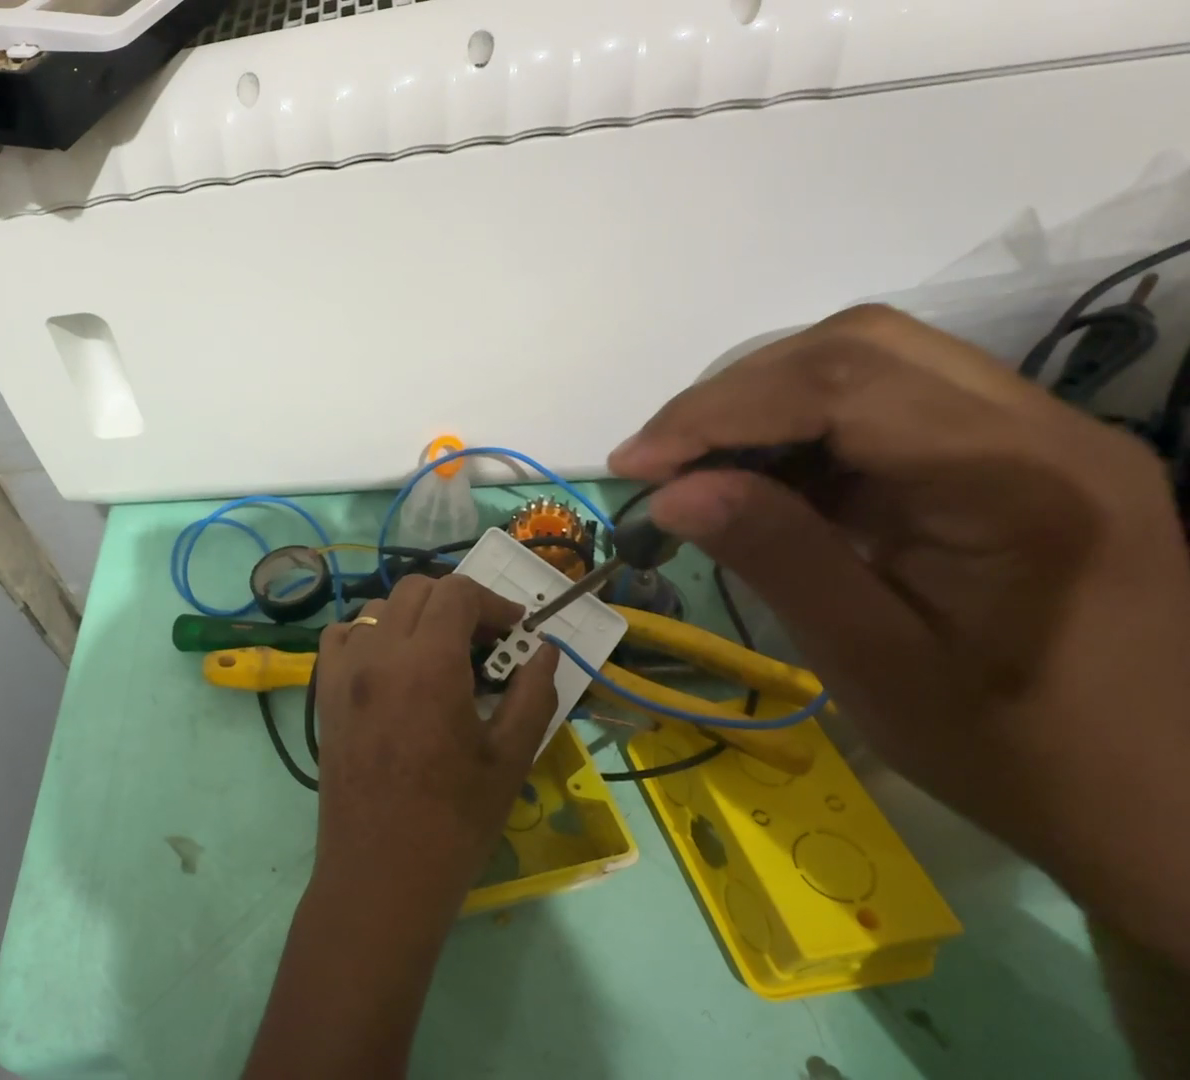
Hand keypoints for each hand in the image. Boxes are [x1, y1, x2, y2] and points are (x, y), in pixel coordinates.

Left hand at [311, 575, 560, 921]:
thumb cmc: (455, 821)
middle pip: (415, 591)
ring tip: (439, 658)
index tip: (515, 633)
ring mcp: (342, 672)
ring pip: (377, 610)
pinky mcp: (323, 693)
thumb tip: (546, 652)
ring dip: (413, 618)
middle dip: (456, 605)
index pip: (456, 594)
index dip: (493, 603)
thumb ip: (532, 693)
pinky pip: (342, 638)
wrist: (381, 872)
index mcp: (427, 664)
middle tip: (484, 645)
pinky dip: (370, 636)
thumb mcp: (510, 757)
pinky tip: (391, 669)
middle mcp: (377, 654)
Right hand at [609, 305, 1189, 965]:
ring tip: (700, 473)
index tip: (632, 464)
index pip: (844, 385)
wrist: (1163, 801)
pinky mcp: (1022, 458)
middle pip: (861, 348)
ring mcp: (1043, 436)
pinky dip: (807, 432)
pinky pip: (895, 407)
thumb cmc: (1013, 749)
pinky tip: (768, 485)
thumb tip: (668, 492)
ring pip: (875, 363)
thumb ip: (776, 557)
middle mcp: (1045, 429)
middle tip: (661, 462)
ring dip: (768, 406)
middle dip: (738, 394)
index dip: (718, 410)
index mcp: (1017, 482)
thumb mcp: (871, 662)